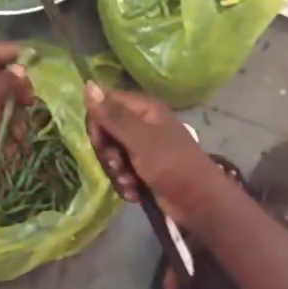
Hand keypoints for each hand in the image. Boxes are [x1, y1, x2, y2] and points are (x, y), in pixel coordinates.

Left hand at [0, 42, 36, 202]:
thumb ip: (4, 82)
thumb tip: (21, 69)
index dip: (15, 53)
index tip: (39, 60)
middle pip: (5, 79)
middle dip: (19, 92)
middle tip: (28, 103)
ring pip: (10, 105)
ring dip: (18, 119)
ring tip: (16, 134)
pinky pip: (7, 127)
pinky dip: (12, 136)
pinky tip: (11, 148)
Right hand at [83, 81, 229, 220]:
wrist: (200, 204)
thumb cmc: (173, 165)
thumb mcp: (140, 139)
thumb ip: (113, 115)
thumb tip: (88, 84)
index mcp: (143, 109)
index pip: (103, 105)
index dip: (97, 124)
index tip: (101, 142)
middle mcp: (140, 125)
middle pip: (104, 132)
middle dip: (107, 154)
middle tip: (119, 165)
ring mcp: (141, 148)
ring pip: (110, 156)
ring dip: (116, 173)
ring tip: (131, 183)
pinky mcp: (141, 169)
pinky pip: (119, 172)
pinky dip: (124, 184)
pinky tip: (135, 192)